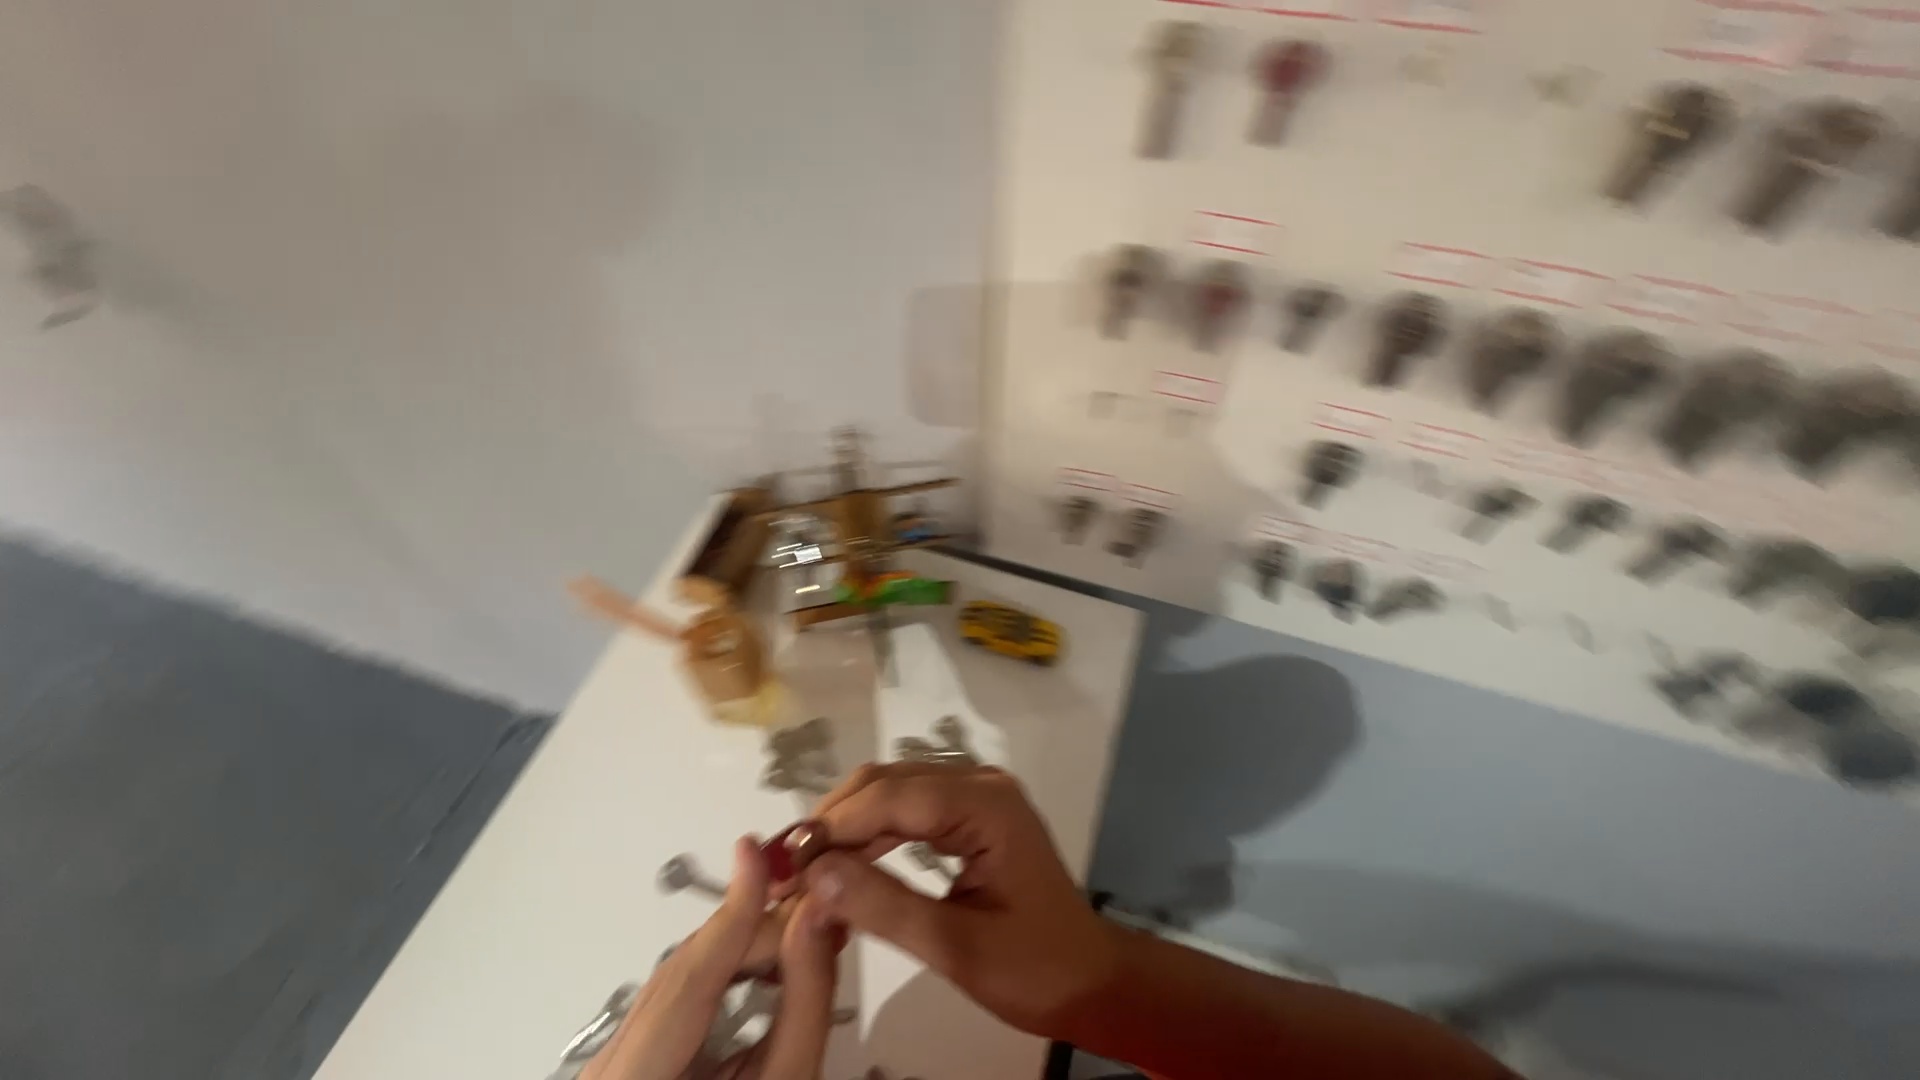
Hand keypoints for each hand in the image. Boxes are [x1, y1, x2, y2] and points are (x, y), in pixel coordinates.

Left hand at [582, 837, 843, 1079]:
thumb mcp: (784, 1079)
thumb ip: (804, 998)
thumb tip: (821, 914)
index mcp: (638, 1078)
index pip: (688, 978)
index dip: (730, 911)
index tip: (755, 852)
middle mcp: (616, 1059)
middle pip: (695, 966)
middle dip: (763, 928)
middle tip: (827, 906)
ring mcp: (621, 1049)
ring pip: (692, 970)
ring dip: (755, 943)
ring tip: (814, 931)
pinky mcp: (640, 1041)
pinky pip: (691, 986)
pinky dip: (739, 965)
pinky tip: (779, 960)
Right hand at [787, 764, 1121, 1037]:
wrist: (1089, 978)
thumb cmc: (1034, 969)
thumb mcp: (957, 948)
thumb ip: (885, 907)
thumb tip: (815, 873)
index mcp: (987, 806)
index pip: (894, 797)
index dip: (835, 825)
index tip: (785, 861)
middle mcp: (981, 783)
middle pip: (889, 781)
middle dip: (835, 820)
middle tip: (787, 867)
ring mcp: (978, 793)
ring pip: (895, 788)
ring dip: (850, 823)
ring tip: (807, 867)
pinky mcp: (972, 812)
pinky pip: (912, 806)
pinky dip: (875, 831)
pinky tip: (847, 861)